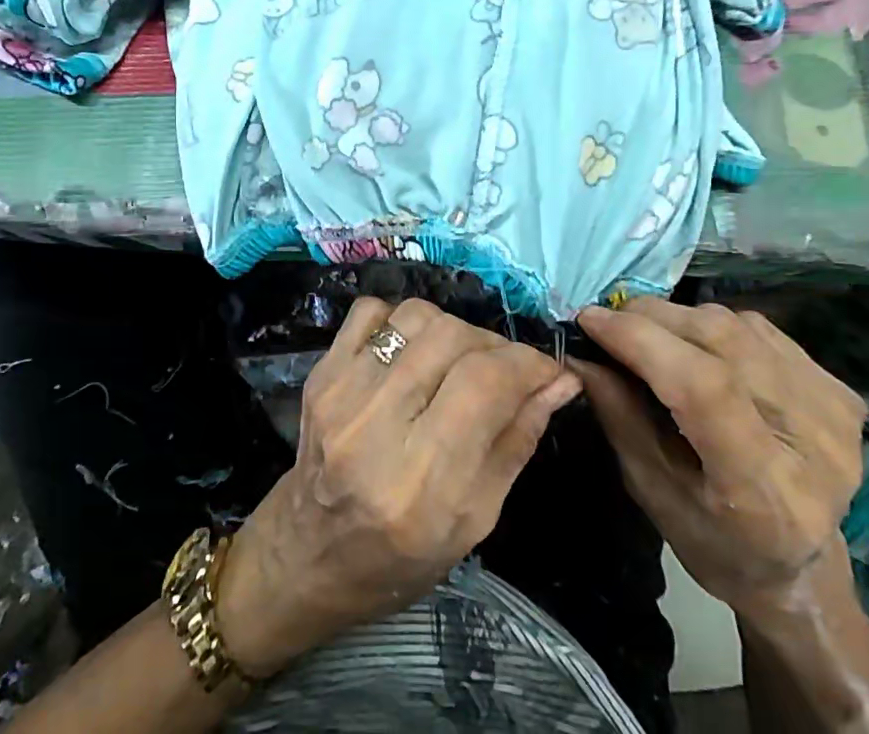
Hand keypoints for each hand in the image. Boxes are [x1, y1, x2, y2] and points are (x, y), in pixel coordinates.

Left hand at [216, 298, 582, 674]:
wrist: (310, 551)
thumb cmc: (400, 556)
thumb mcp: (476, 520)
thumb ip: (517, 442)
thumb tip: (558, 381)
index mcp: (420, 481)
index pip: (483, 383)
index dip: (528, 364)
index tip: (546, 372)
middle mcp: (373, 427)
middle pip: (450, 337)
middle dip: (494, 345)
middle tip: (505, 372)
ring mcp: (338, 393)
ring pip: (414, 316)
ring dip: (452, 330)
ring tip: (460, 363)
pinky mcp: (319, 374)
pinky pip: (370, 312)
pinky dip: (403, 321)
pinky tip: (413, 353)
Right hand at [571, 300, 867, 618]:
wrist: (797, 564)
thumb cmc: (711, 539)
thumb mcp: (648, 486)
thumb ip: (618, 414)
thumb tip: (578, 352)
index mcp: (764, 485)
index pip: (703, 386)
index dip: (640, 341)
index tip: (589, 320)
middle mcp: (815, 440)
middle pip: (721, 342)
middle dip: (649, 319)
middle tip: (605, 322)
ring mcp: (833, 409)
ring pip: (737, 326)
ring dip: (677, 318)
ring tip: (644, 335)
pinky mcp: (839, 389)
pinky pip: (759, 330)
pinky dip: (711, 327)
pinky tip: (692, 348)